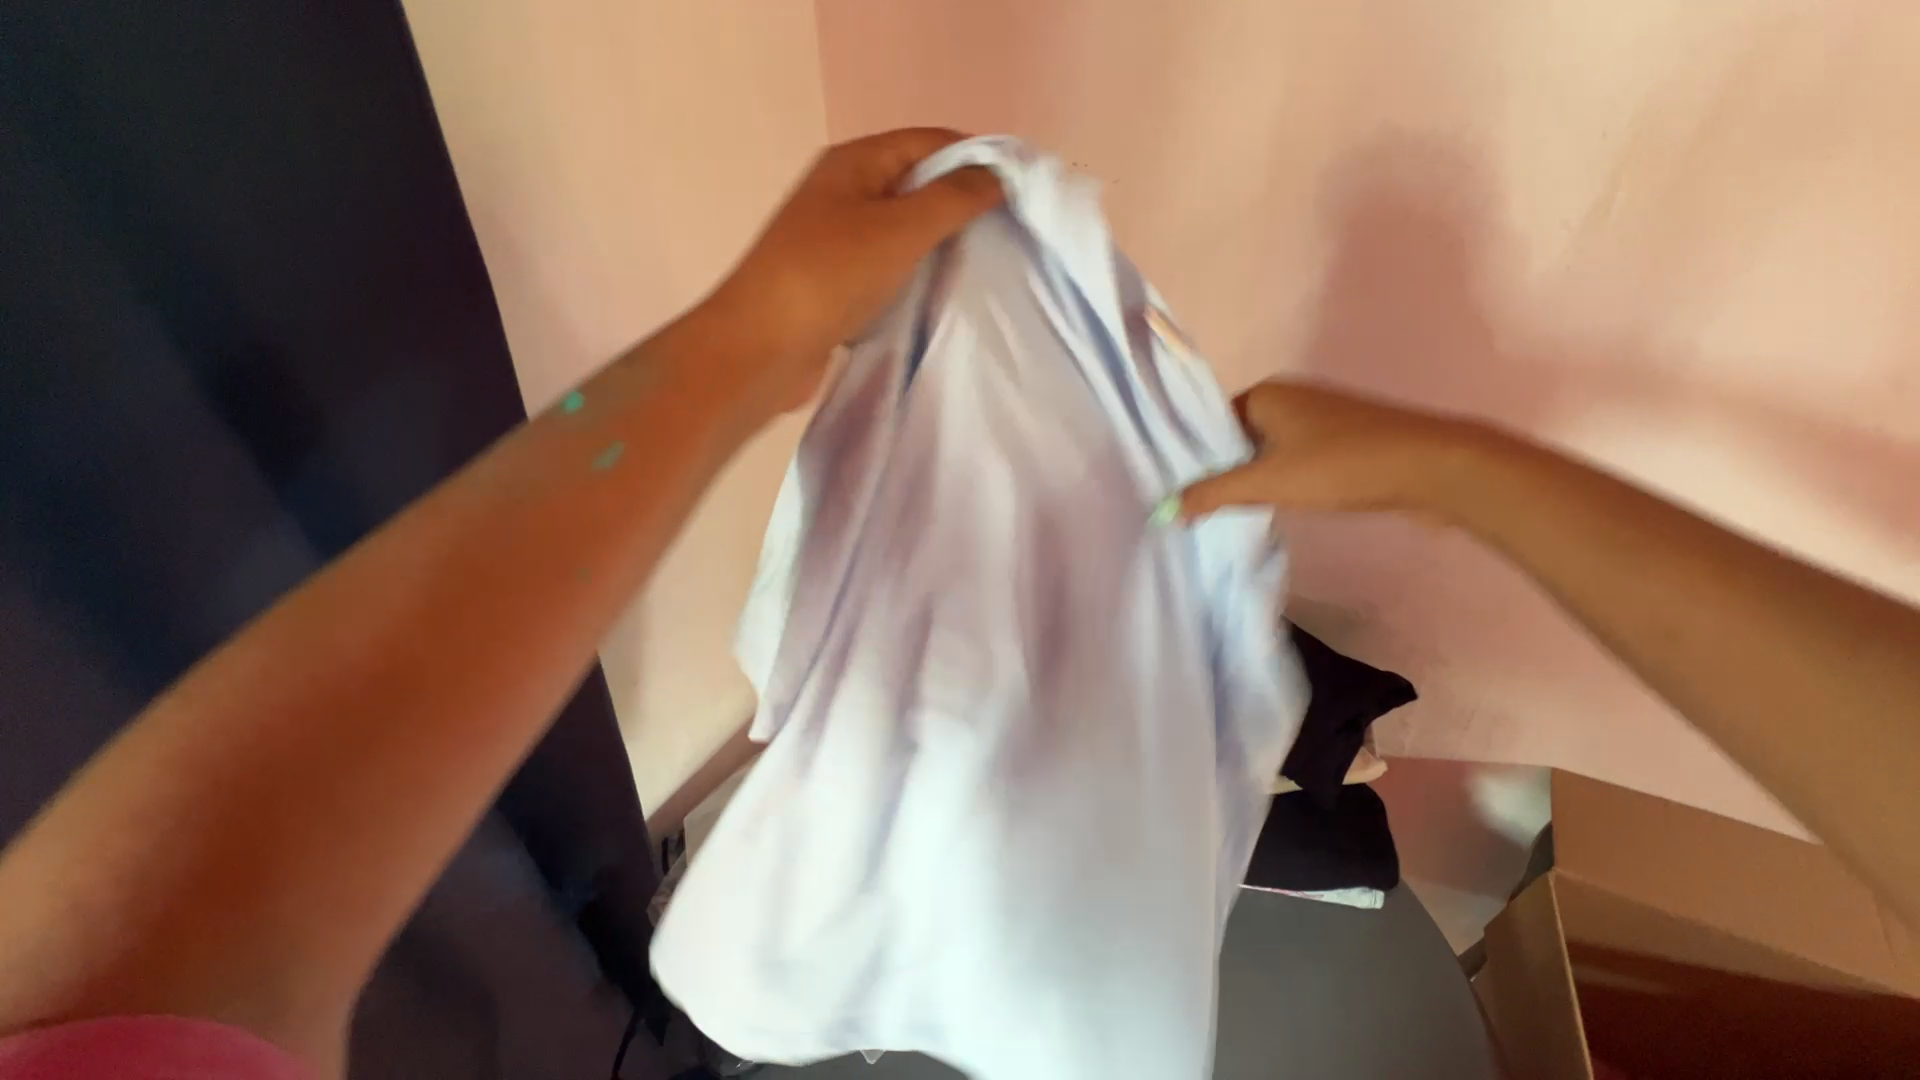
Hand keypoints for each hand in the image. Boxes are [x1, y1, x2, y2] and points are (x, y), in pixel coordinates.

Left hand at [701, 128, 1004, 410]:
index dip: (977, 159)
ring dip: (939, 245)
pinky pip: (887, 268)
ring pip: (903, 231)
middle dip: (961, 205)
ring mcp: (835, 240)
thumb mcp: (900, 229)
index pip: (930, 142)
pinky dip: (914, 276)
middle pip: (917, 185)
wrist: (761, 349)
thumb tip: (999, 173)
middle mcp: (843, 192)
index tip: (1021, 192)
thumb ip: (953, 198)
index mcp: (854, 162)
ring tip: (981, 265)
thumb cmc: (829, 278)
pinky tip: (939, 296)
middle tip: (1007, 234)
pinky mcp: (834, 283)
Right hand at [1179, 381, 1491, 517]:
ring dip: (1254, 476)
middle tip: (1198, 507)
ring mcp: (1321, 415)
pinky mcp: (1346, 438)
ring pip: (1268, 448)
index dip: (1194, 456)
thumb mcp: (1267, 483)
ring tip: (1232, 511)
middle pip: (1238, 436)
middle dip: (1222, 469)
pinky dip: (1283, 478)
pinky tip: (1279, 504)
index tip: (1179, 490)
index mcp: (1265, 394)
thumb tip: (1165, 510)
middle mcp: (1290, 396)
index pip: (1210, 423)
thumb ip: (1213, 494)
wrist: (1433, 467)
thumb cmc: (1340, 466)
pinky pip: (1296, 456)